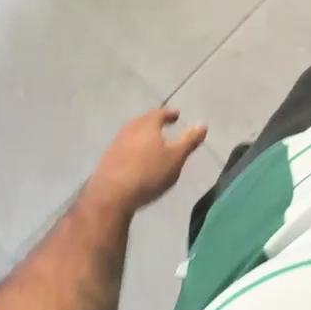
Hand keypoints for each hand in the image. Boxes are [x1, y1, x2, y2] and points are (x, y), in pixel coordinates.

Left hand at [84, 108, 207, 212]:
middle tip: (163, 126)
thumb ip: (189, 141)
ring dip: (142, 136)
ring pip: (132, 134)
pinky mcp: (107, 160)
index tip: (176, 115)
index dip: (169, 114)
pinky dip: (133, 148)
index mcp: (147, 125)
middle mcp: (129, 129)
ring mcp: (116, 144)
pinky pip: (124, 147)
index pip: (160, 113)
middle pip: (143, 121)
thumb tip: (203, 124)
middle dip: (154, 122)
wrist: (111, 196)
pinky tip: (136, 159)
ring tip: (151, 143)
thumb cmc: (149, 173)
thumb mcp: (175, 158)